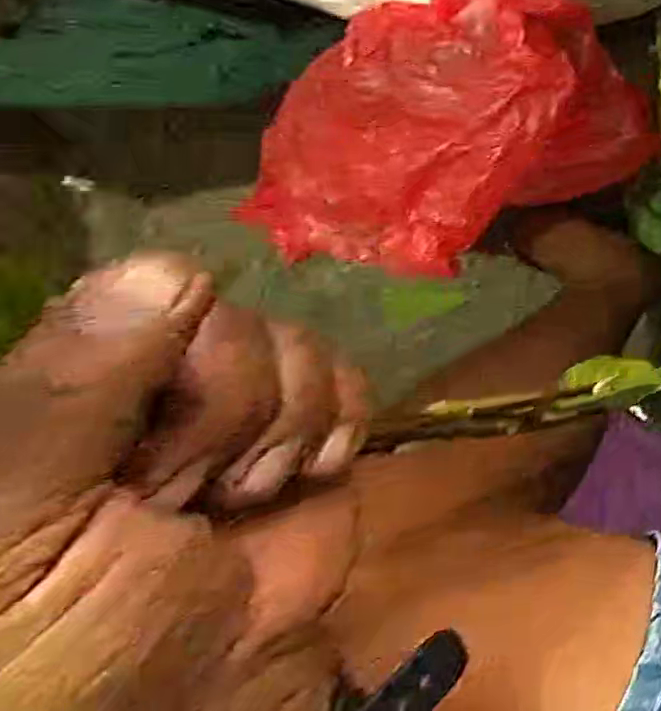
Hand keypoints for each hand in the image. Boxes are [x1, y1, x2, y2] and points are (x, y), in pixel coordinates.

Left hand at [0, 253, 368, 710]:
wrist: (189, 688)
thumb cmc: (56, 632)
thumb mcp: (18, 525)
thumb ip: (67, 396)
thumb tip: (169, 266)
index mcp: (61, 391)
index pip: (146, 305)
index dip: (172, 369)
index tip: (138, 462)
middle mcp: (149, 382)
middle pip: (238, 325)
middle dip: (232, 414)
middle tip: (182, 496)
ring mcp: (239, 401)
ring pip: (304, 346)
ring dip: (288, 427)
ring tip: (243, 494)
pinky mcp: (315, 422)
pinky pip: (353, 376)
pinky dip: (342, 422)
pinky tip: (307, 471)